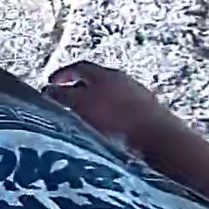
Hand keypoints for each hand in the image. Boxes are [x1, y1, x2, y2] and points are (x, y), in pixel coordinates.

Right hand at [46, 61, 187, 151]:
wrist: (161, 141)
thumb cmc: (116, 120)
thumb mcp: (79, 106)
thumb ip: (61, 96)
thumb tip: (48, 91)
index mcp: (105, 74)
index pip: (77, 67)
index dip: (61, 75)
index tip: (49, 84)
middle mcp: (123, 80)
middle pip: (94, 80)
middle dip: (76, 89)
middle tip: (63, 100)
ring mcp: (139, 96)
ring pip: (108, 95)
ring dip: (93, 104)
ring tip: (81, 118)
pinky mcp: (149, 113)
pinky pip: (121, 110)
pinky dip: (108, 115)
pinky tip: (104, 129)